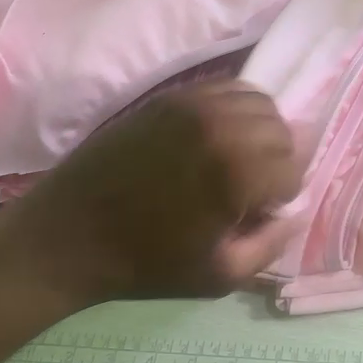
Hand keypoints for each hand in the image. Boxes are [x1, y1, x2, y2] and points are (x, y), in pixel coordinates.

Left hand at [0, 81, 302, 305]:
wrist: (67, 236)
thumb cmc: (145, 263)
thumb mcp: (220, 276)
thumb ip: (271, 244)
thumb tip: (295, 212)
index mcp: (236, 173)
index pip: (294, 169)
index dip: (281, 197)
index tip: (255, 215)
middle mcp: (222, 126)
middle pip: (283, 131)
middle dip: (276, 161)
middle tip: (248, 189)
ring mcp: (194, 104)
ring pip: (261, 102)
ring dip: (260, 132)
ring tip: (235, 159)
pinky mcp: (171, 96)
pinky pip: (228, 87)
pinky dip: (236, 108)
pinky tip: (217, 136)